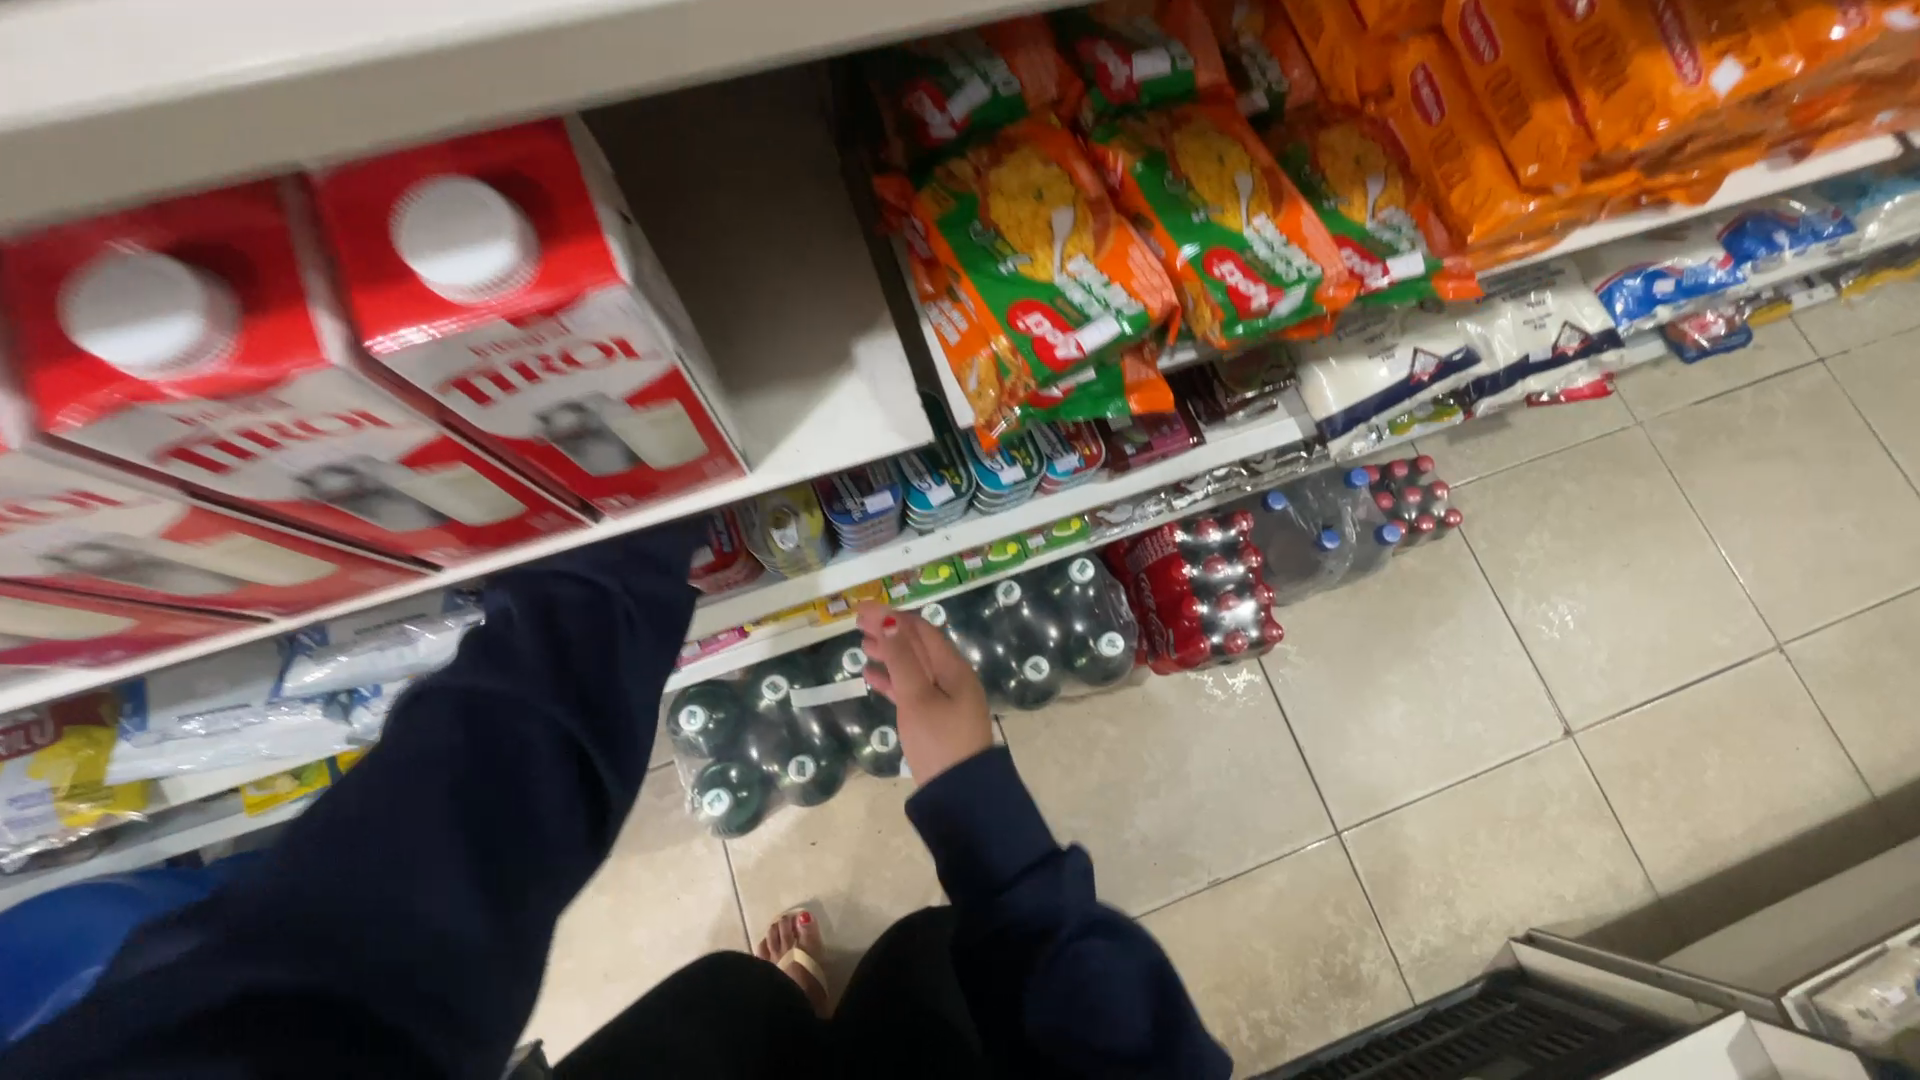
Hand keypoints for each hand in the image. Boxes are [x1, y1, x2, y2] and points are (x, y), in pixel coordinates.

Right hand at [855, 602, 991, 785]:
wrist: (960, 794)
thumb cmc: (939, 741)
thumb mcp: (917, 697)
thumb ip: (901, 659)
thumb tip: (888, 619)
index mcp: (953, 668)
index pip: (922, 631)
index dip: (893, 617)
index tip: (863, 611)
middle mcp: (952, 679)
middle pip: (918, 647)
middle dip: (890, 632)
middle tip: (858, 624)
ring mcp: (945, 700)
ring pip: (914, 668)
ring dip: (890, 654)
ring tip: (862, 646)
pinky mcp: (936, 719)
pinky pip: (912, 690)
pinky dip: (892, 680)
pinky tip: (871, 678)